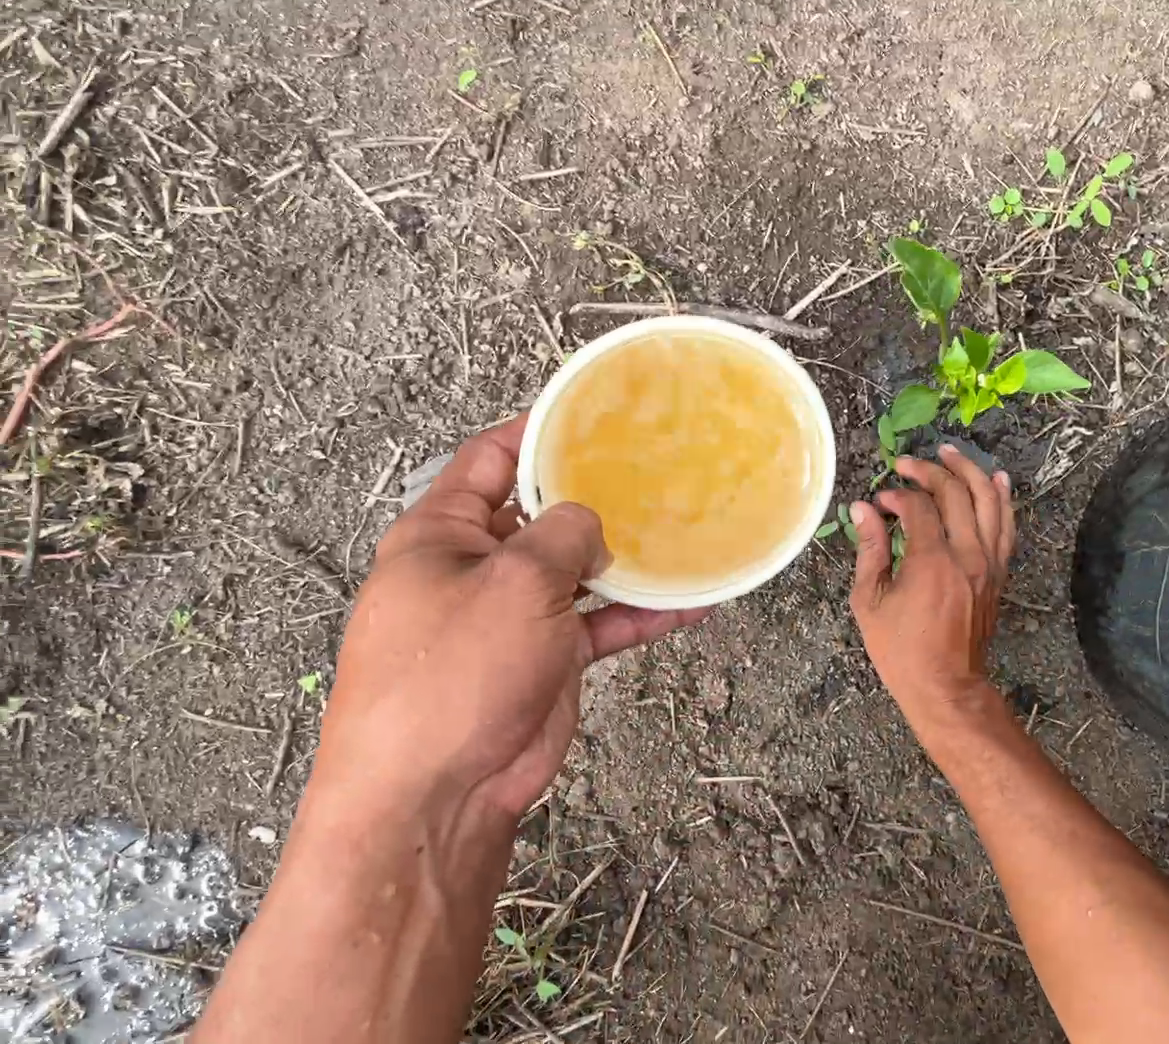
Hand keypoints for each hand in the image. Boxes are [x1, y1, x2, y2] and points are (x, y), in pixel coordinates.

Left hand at [314, 414, 706, 833]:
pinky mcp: (547, 657)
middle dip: (598, 497)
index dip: (538, 432)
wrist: (438, 793)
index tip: (594, 415)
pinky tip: (690, 606)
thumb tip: (588, 521)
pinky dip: (640, 615)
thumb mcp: (515, 582)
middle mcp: (477, 568)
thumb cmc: (453, 675)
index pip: (491, 460)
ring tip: (684, 535)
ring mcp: (514, 615)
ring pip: (582, 571)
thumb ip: (563, 534)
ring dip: (629, 561)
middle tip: (657, 474)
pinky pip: (600, 624)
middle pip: (545, 514)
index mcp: (442, 534)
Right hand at [850, 445, 1013, 717]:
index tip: (880, 502)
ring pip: (989, 502)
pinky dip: (1002, 500)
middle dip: (930, 471)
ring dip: (971, 472)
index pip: (919, 507)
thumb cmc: (901, 649)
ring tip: (951, 453)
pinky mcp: (999, 572)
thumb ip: (870, 549)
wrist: (946, 685)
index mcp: (932, 561)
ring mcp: (989, 562)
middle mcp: (967, 554)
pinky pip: (1007, 527)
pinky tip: (997, 480)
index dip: (897, 496)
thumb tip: (862, 508)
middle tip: (908, 463)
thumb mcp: (870, 601)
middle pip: (956, 493)